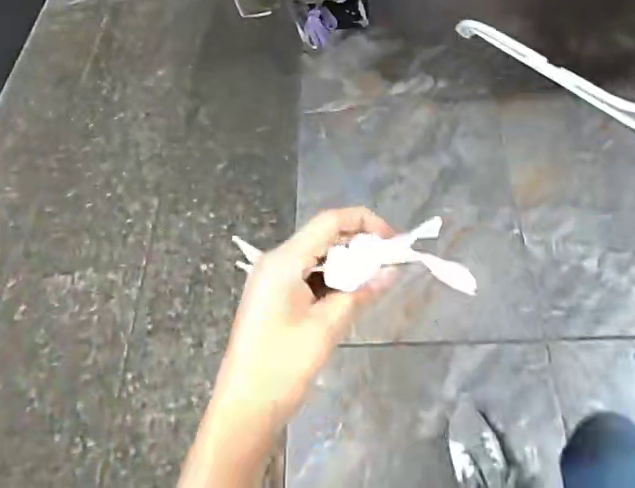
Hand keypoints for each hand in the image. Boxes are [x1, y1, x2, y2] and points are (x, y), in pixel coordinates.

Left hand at [181, 208, 397, 487]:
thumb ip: (360, 293)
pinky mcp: (273, 296)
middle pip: (323, 236)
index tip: (393, 239)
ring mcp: (272, 278)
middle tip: (390, 262)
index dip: (364, 222)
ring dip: (347, 263)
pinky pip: (308, 274)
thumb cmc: (282, 367)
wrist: (241, 412)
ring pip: (317, 256)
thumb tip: (391, 271)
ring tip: (375, 279)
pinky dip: (331, 279)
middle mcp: (276, 260)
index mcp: (284, 259)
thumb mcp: (326, 328)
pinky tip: (350, 294)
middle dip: (359, 244)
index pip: (329, 221)